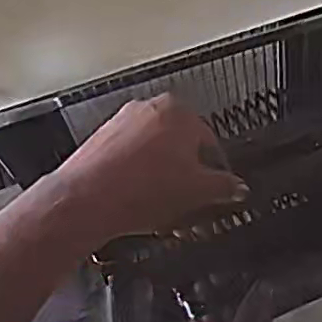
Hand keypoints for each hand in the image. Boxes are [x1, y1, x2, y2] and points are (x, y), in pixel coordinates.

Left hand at [45, 94, 247, 242]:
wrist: (86, 201)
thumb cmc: (137, 190)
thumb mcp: (197, 193)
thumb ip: (224, 187)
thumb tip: (236, 187)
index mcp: (178, 112)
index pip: (211, 144)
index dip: (216, 175)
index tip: (216, 193)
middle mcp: (148, 110)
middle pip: (180, 148)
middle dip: (186, 178)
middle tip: (189, 205)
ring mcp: (121, 125)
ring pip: (154, 156)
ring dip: (161, 181)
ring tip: (162, 211)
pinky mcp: (101, 144)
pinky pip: (129, 163)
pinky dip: (137, 181)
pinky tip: (138, 205)